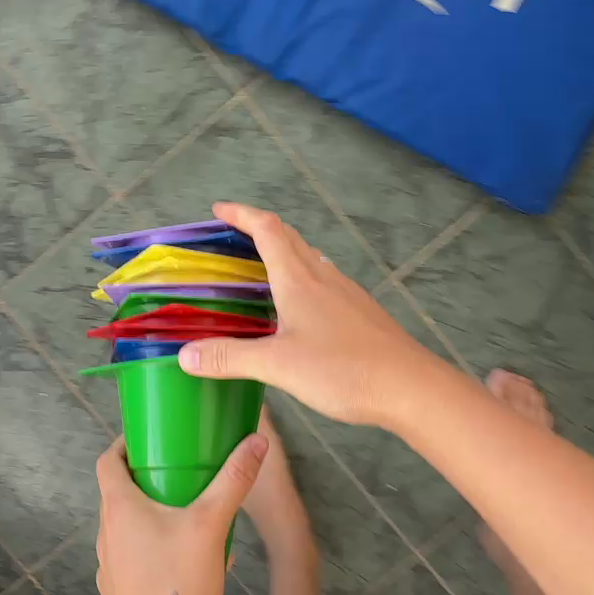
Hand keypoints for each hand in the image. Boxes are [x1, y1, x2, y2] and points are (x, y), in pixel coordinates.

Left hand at [97, 432, 267, 594]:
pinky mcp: (119, 594)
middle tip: (180, 466)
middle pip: (118, 491)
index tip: (151, 434)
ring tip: (189, 510)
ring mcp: (109, 568)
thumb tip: (256, 440)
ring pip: (127, 524)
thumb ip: (234, 479)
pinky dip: (153, 543)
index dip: (125, 442)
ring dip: (152, 510)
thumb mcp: (212, 524)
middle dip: (148, 475)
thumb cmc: (177, 588)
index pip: (107, 460)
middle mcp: (106, 534)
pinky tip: (186, 556)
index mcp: (118, 508)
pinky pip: (133, 554)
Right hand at [176, 202, 453, 427]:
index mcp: (298, 279)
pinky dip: (302, 276)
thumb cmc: (342, 369)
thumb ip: (230, 358)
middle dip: (259, 228)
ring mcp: (345, 292)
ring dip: (283, 251)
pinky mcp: (360, 311)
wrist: (409, 385)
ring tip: (262, 266)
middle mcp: (322, 276)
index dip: (242, 215)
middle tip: (233, 235)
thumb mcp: (278, 366)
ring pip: (309, 257)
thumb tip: (184, 355)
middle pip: (289, 237)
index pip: (267, 230)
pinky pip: (324, 279)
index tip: (219, 208)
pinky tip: (301, 304)